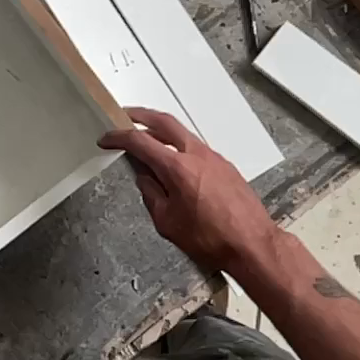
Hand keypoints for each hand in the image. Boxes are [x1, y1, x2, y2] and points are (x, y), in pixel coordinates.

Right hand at [100, 107, 281, 277]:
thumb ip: (151, 194)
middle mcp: (195, 154)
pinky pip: (195, 146)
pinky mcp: (224, 164)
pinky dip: (178, 144)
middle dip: (140, 115)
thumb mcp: (167, 222)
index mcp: (177, 167)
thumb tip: (144, 178)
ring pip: (181, 132)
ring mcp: (212, 156)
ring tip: (147, 137)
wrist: (252, 244)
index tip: (107, 138)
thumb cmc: (212, 238)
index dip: (119, 137)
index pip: (140, 142)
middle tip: (125, 116)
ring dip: (161, 129)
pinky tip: (173, 159)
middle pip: (163, 121)